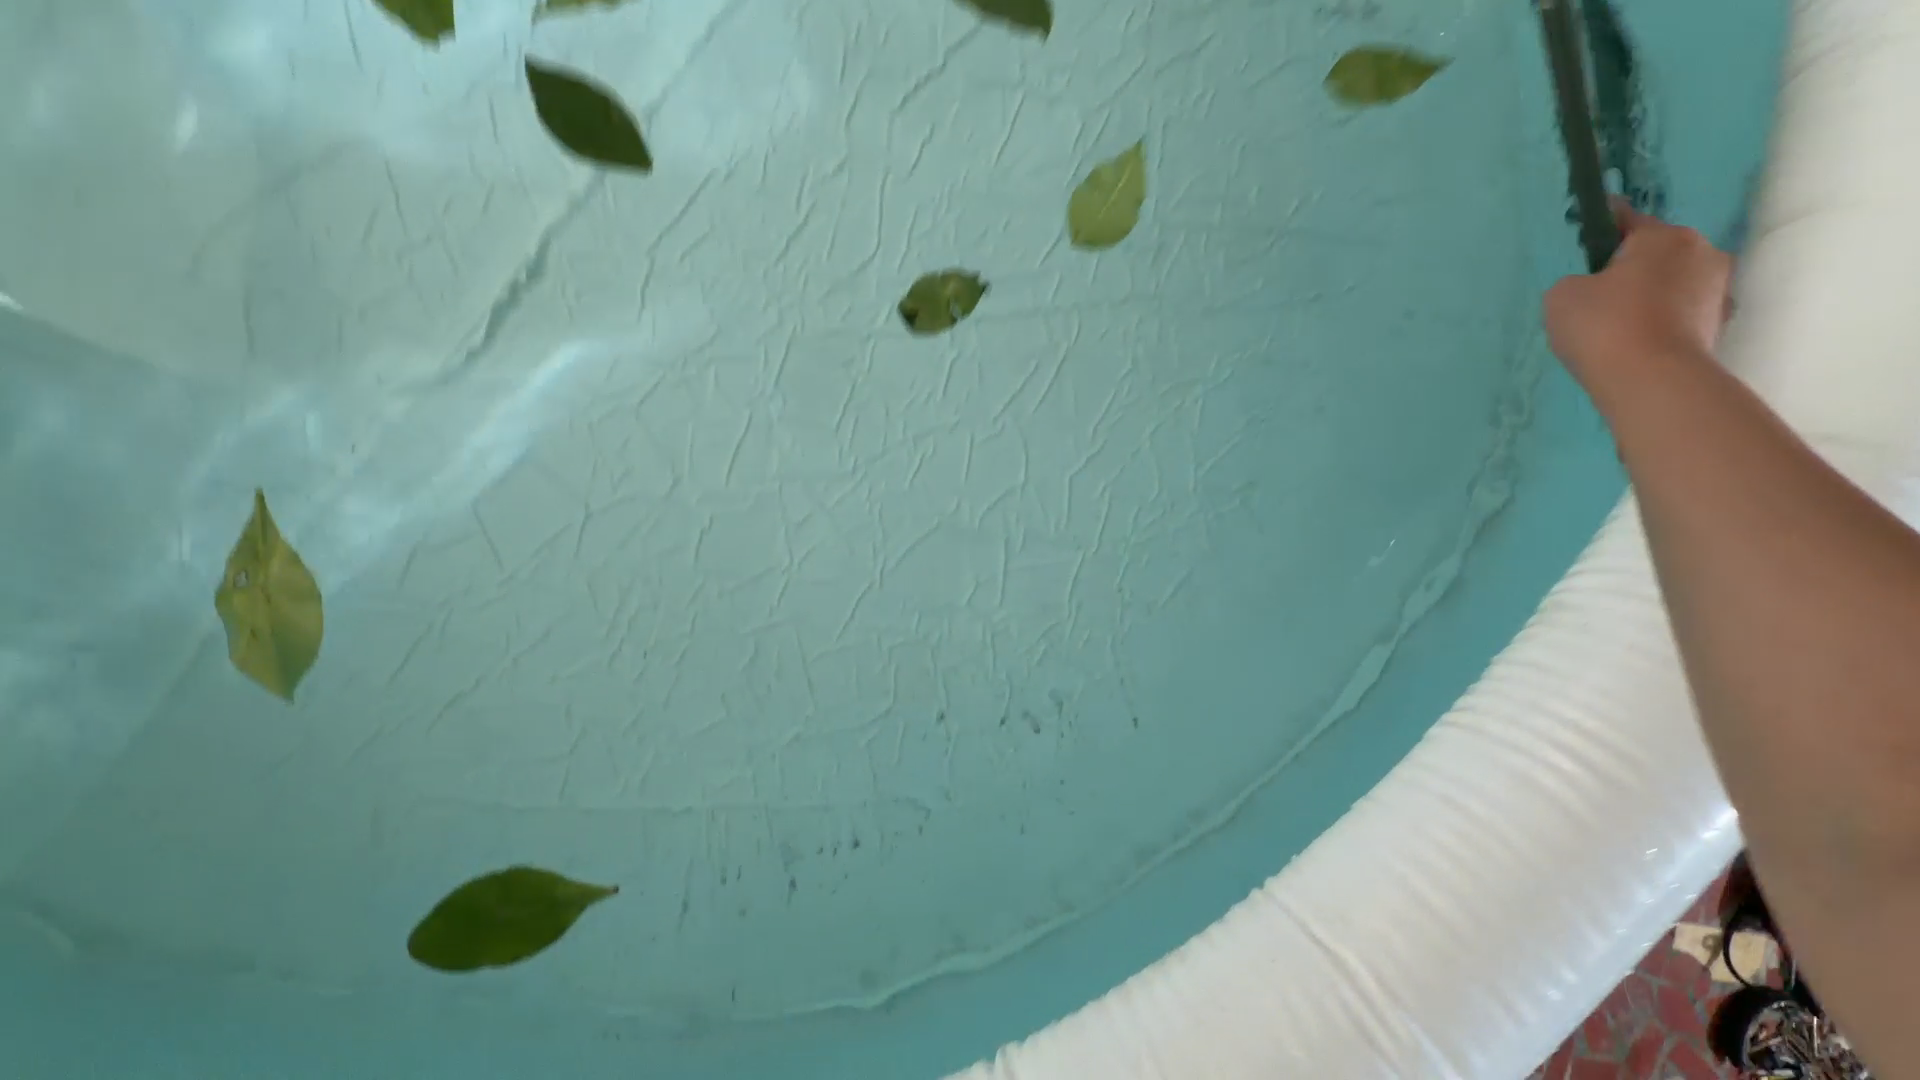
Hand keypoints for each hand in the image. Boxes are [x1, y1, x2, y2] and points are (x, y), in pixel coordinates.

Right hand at [1544, 199, 1735, 381]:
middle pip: (1655, 254)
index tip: (1586, 231)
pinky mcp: (1717, 324)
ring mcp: (1717, 289)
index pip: (1627, 220)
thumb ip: (1576, 282)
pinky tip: (1632, 342)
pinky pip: (1677, 313)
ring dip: (1646, 296)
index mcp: (1664, 236)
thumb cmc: (1603, 325)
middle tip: (1595, 295)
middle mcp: (1702, 252)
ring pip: (1670, 283)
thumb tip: (1594, 289)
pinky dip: (1657, 322)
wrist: (1650, 378)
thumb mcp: (1562, 295)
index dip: (1601, 226)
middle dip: (1629, 268)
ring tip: (1613, 325)